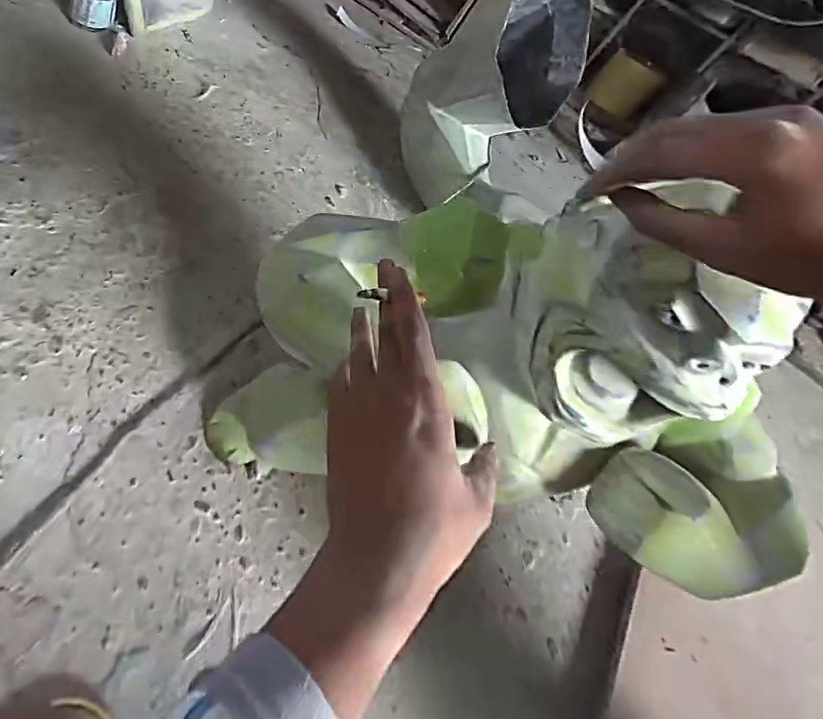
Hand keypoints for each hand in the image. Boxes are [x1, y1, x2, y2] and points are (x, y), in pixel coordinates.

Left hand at [322, 259, 498, 609]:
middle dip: (386, 298)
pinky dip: (346, 364)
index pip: (416, 338)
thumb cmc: (435, 529)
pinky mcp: (336, 424)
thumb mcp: (476, 499)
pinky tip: (349, 360)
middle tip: (384, 268)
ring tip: (361, 307)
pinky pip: (340, 381)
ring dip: (361, 327)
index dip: (408, 301)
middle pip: (387, 334)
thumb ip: (482, 465)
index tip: (400, 272)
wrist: (375, 554)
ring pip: (358, 353)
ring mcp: (356, 407)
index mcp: (427, 404)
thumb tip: (486, 446)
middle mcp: (388, 394)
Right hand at [580, 106, 822, 307]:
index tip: (584, 194)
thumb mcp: (736, 252)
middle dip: (629, 157)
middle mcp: (765, 120)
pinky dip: (693, 145)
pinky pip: (728, 127)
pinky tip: (684, 166)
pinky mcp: (806, 124)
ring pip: (699, 125)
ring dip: (659, 148)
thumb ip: (666, 224)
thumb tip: (622, 202)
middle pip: (673, 130)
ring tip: (634, 176)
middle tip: (602, 185)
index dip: (612, 173)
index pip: (656, 153)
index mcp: (749, 151)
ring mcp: (789, 117)